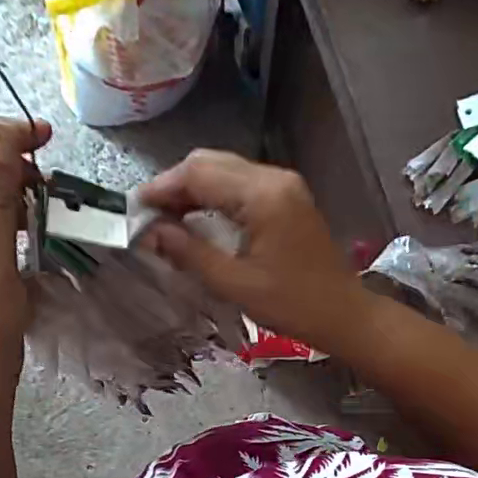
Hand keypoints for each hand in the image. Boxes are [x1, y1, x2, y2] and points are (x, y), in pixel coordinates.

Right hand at [136, 149, 368, 346]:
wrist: (342, 313)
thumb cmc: (292, 305)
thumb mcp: (235, 284)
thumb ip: (190, 253)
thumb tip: (151, 233)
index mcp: (263, 196)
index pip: (199, 174)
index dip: (161, 189)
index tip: (135, 211)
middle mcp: (274, 179)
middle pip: (210, 163)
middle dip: (174, 187)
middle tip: (148, 218)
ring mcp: (283, 185)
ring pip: (223, 171)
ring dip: (192, 191)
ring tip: (167, 222)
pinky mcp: (286, 197)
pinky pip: (240, 185)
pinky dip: (213, 197)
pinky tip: (197, 221)